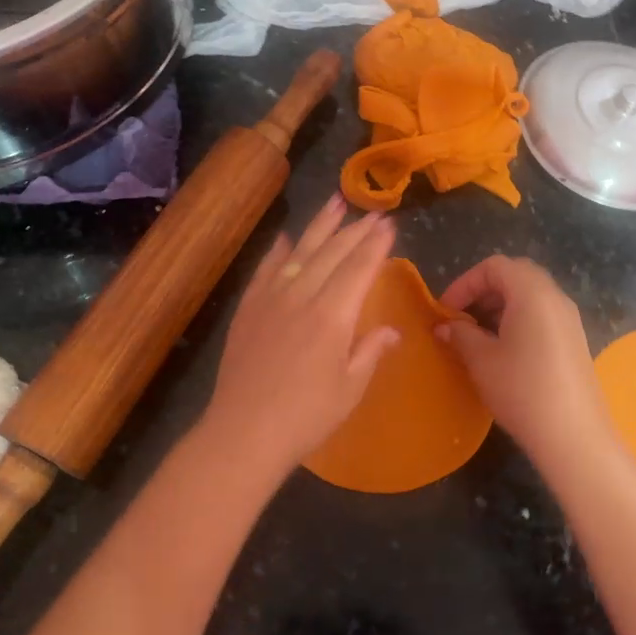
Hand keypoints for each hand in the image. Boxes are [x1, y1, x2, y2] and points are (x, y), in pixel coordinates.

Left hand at [201, 195, 398, 472]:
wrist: (243, 432)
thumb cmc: (306, 417)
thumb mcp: (350, 389)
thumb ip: (370, 352)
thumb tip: (392, 329)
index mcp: (333, 315)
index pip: (359, 268)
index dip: (376, 245)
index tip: (389, 224)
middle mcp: (302, 297)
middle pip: (332, 253)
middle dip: (354, 230)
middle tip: (372, 211)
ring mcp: (270, 300)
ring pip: (299, 252)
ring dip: (319, 226)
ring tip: (335, 202)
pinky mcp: (248, 309)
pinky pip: (265, 270)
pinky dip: (278, 251)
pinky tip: (285, 237)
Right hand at [435, 256, 609, 458]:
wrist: (574, 435)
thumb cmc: (521, 389)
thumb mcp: (481, 360)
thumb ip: (460, 335)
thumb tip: (445, 326)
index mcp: (531, 292)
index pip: (495, 266)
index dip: (465, 283)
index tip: (446, 311)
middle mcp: (555, 297)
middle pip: (516, 275)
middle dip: (484, 291)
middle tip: (462, 317)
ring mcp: (570, 320)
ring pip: (531, 296)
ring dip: (501, 307)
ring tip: (479, 337)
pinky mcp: (575, 341)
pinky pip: (543, 316)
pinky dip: (519, 321)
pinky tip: (504, 352)